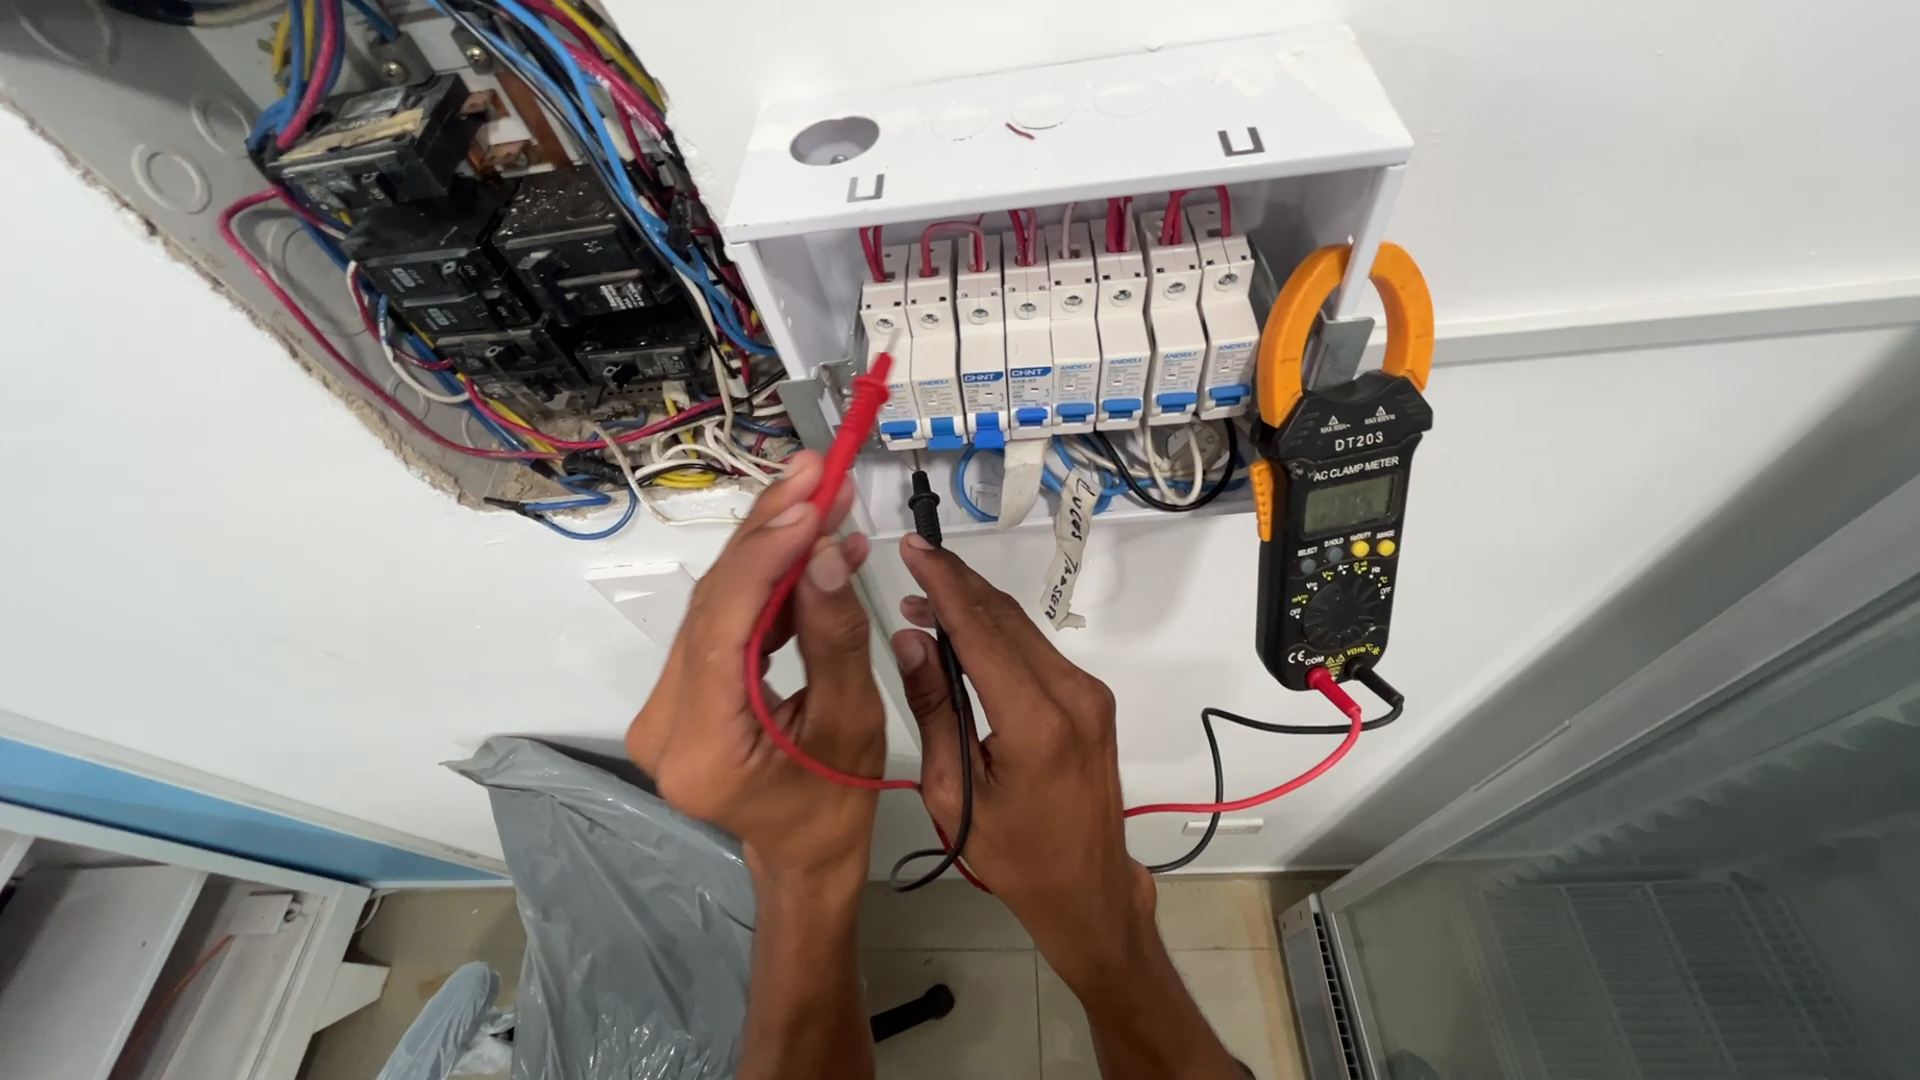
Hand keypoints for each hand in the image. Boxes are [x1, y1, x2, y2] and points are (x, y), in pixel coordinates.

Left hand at [627, 451, 885, 886]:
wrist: (805, 854)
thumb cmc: (837, 804)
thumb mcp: (852, 722)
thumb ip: (834, 637)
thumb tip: (825, 552)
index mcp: (703, 746)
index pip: (723, 629)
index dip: (765, 556)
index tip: (811, 501)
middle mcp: (664, 722)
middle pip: (714, 605)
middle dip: (769, 533)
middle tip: (816, 473)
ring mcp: (667, 705)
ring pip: (717, 603)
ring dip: (770, 546)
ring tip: (819, 494)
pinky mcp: (684, 691)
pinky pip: (725, 621)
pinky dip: (767, 579)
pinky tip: (806, 543)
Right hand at [890, 534, 1154, 982]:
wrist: (1087, 889)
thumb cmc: (1012, 856)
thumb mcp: (954, 792)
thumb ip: (934, 709)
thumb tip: (910, 639)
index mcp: (1036, 722)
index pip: (982, 632)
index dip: (945, 584)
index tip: (914, 548)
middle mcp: (1072, 694)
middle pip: (1006, 618)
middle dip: (957, 583)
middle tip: (913, 562)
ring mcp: (1089, 693)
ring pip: (1023, 628)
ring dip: (975, 606)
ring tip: (925, 599)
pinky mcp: (1091, 698)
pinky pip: (1037, 650)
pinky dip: (998, 632)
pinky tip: (963, 633)